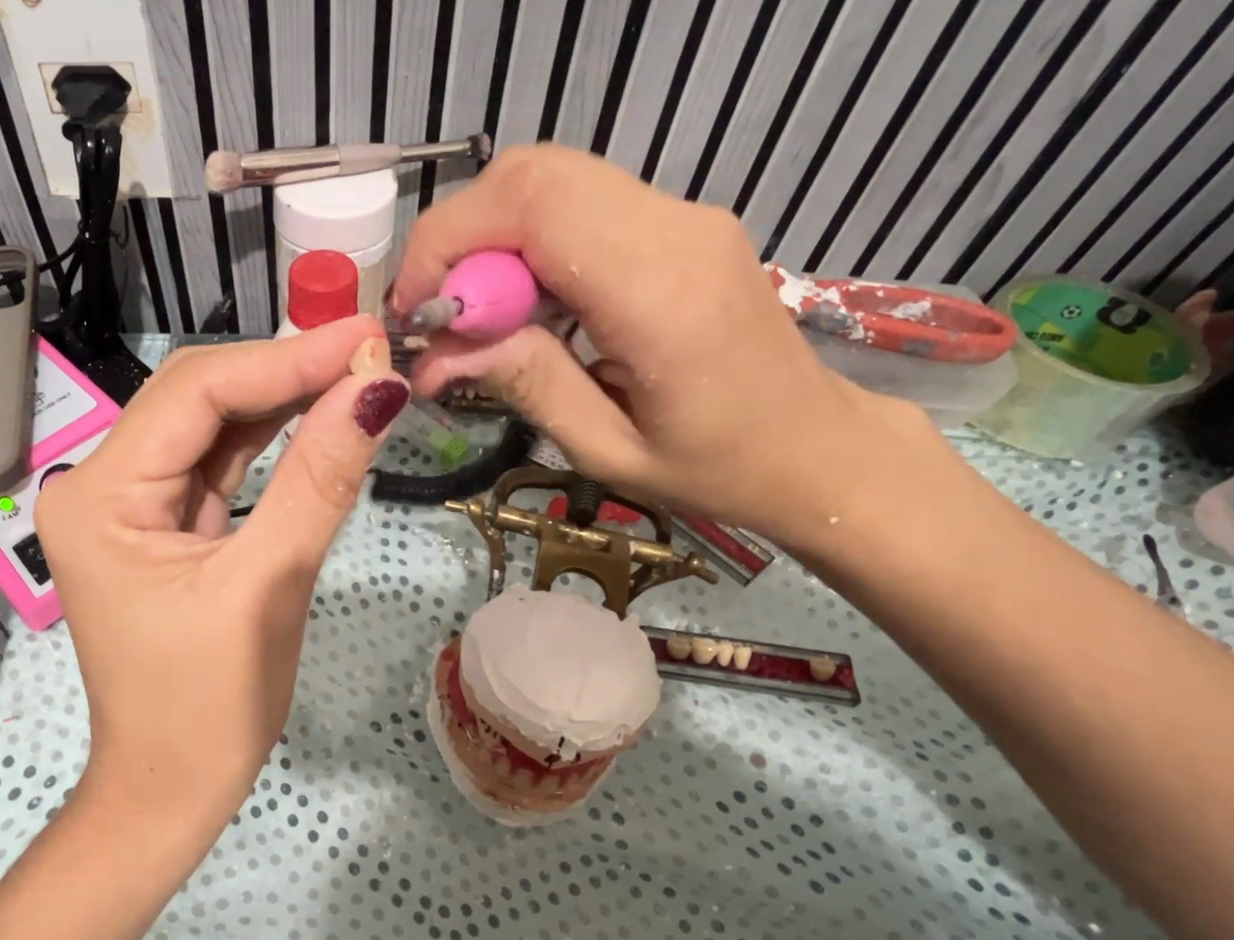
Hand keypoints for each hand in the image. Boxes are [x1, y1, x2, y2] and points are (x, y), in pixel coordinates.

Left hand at [34, 317, 407, 821]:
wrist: (170, 791)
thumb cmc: (208, 707)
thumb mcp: (268, 586)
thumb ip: (319, 481)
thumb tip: (376, 388)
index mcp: (100, 497)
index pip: (195, 393)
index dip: (284, 358)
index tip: (367, 334)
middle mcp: (100, 486)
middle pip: (197, 398)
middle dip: (283, 371)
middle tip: (370, 349)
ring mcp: (128, 506)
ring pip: (210, 427)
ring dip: (282, 400)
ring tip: (356, 372)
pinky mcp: (161, 526)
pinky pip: (217, 466)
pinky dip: (269, 442)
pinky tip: (318, 415)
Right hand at [393, 144, 942, 546]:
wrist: (818, 447)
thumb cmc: (717, 469)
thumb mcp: (606, 450)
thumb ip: (524, 384)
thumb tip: (433, 355)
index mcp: (659, 296)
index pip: (532, 209)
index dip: (450, 244)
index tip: (416, 314)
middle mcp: (675, 231)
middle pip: (535, 175)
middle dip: (460, 236)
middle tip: (439, 314)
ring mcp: (683, 217)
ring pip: (551, 179)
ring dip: (490, 237)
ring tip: (477, 316)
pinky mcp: (679, 222)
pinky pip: (580, 203)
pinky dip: (527, 240)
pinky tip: (524, 303)